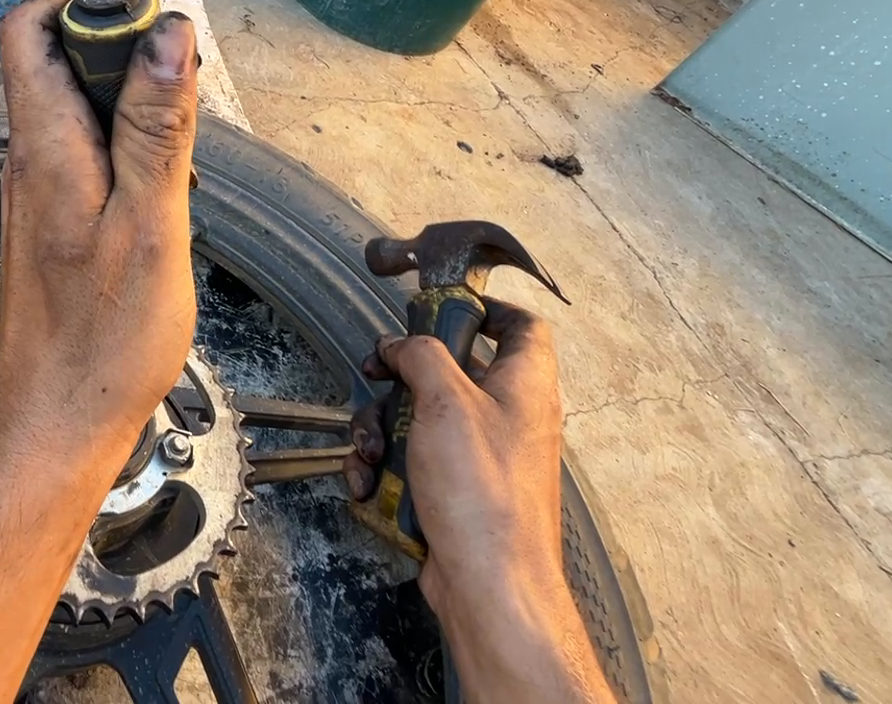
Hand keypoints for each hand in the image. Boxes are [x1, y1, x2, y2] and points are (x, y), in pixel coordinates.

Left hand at [0, 0, 200, 464]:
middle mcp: (28, 158)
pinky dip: (120, 140)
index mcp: (43, 146)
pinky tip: (160, 178)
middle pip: (51, 60)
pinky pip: (82, 150)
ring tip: (179, 129)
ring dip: (124, 96)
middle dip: (114, 45)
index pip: (27, 31)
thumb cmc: (106, 337)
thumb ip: (155, 127)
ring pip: (72, 105)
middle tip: (178, 75)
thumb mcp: (150, 223)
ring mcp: (38, 188)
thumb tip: (166, 34)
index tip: (141, 12)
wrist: (61, 417)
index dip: (77, 0)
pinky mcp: (53, 218)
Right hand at [345, 300, 610, 702]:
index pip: (521, 325)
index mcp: (523, 385)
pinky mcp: (452, 486)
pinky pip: (410, 455)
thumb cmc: (480, 489)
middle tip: (375, 373)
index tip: (436, 309)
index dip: (483, 308)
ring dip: (379, 426)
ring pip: (417, 412)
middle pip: (448, 368)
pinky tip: (368, 479)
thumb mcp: (446, 400)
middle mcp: (505, 415)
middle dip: (400, 375)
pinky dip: (383, 463)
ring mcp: (477, 453)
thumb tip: (398, 344)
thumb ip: (422, 355)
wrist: (486, 583)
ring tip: (370, 451)